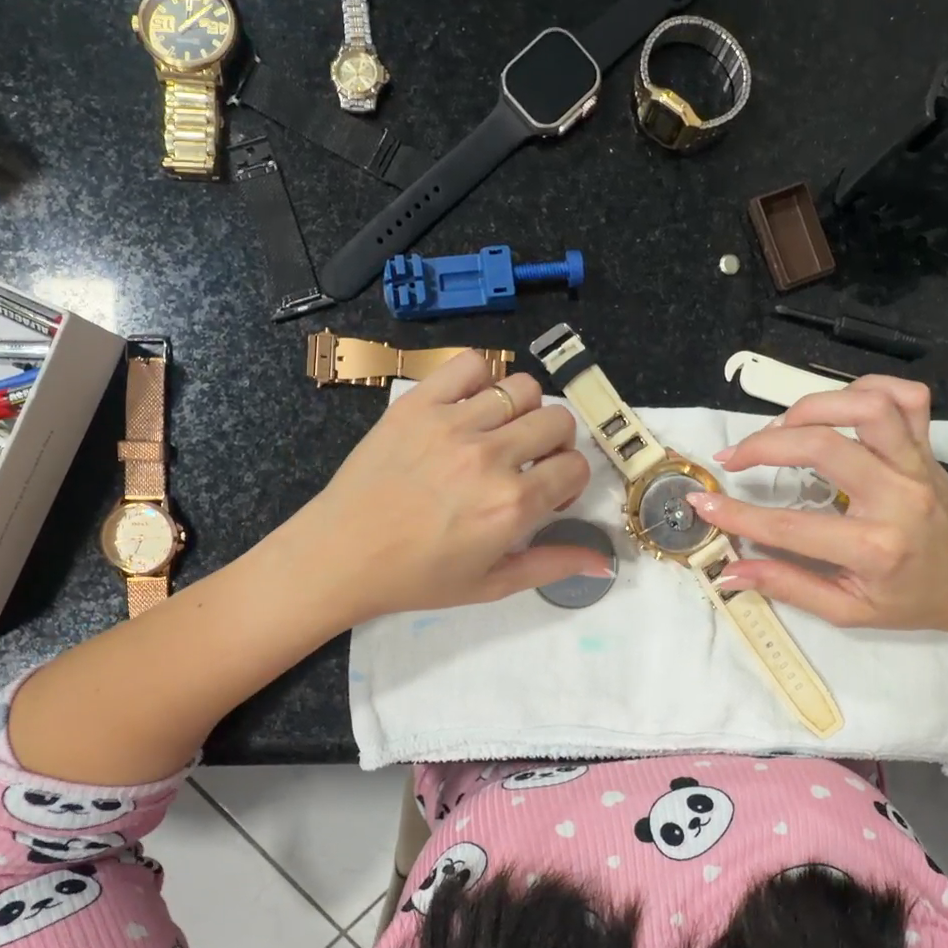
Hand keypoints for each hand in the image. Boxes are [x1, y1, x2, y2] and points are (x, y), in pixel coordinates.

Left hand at [293, 353, 606, 619]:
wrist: (342, 554)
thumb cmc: (417, 577)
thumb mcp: (491, 584)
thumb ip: (551, 565)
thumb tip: (606, 560)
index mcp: (512, 505)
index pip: (576, 466)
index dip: (569, 480)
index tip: (547, 493)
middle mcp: (490, 458)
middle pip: (558, 420)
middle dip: (555, 443)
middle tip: (528, 463)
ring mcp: (453, 425)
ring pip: (522, 387)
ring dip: (523, 410)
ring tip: (500, 432)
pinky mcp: (418, 404)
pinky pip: (469, 364)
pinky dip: (480, 378)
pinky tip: (470, 407)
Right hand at [685, 377, 947, 637]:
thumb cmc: (912, 601)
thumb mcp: (848, 610)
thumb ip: (788, 586)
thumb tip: (728, 572)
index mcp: (877, 548)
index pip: (792, 526)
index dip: (738, 514)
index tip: (703, 502)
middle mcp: (899, 496)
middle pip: (825, 447)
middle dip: (766, 446)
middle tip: (734, 457)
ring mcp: (917, 463)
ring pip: (867, 407)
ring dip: (812, 406)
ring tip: (781, 426)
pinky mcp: (928, 445)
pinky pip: (905, 396)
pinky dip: (865, 390)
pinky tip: (836, 409)